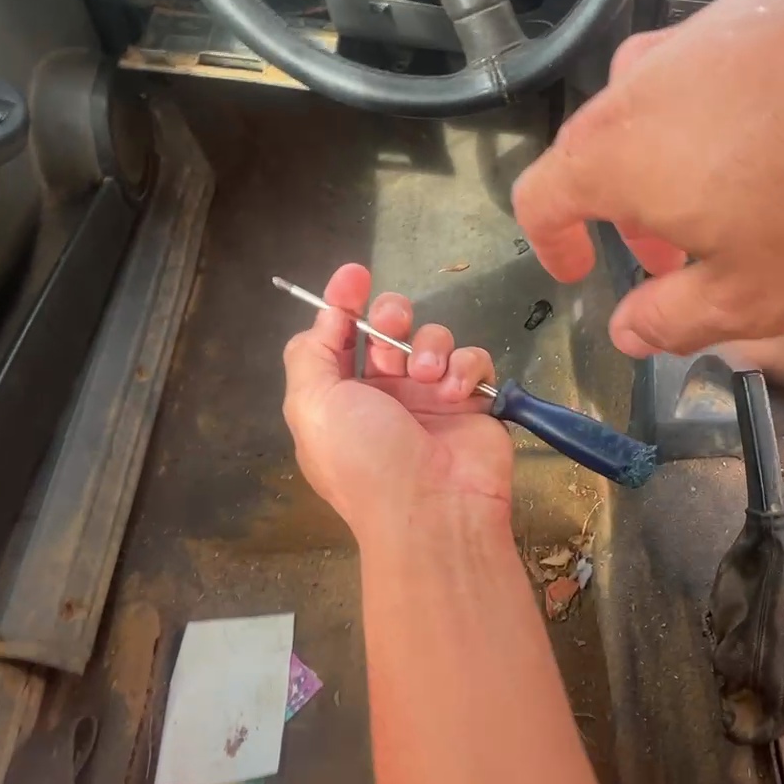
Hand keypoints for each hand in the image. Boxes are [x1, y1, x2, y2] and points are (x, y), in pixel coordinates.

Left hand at [282, 263, 511, 549]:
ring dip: (430, 347)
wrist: (433, 509)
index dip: (342, 302)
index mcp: (342, 396)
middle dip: (390, 317)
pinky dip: (465, 367)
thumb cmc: (365, 458)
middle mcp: (386, 393)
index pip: (339, 336)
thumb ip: (310, 355)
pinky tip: (457, 392)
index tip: (354, 274)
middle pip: (388, 328)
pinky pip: (472, 359)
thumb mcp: (313, 408)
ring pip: (433, 338)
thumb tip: (326, 316)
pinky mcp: (473, 400)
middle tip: (392, 327)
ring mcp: (432, 396)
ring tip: (429, 377)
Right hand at [511, 0, 783, 357]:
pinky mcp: (767, 0)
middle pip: (603, 150)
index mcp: (618, 152)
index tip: (581, 267)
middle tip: (677, 253)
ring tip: (739, 199)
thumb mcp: (756, 296)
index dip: (553, 240)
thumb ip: (675, 320)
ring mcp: (706, 29)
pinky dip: (730, 115)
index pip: (541, 194)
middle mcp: (647, 79)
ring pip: (661, 106)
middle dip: (627, 213)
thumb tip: (628, 331)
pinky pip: (721, 69)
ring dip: (676, 162)